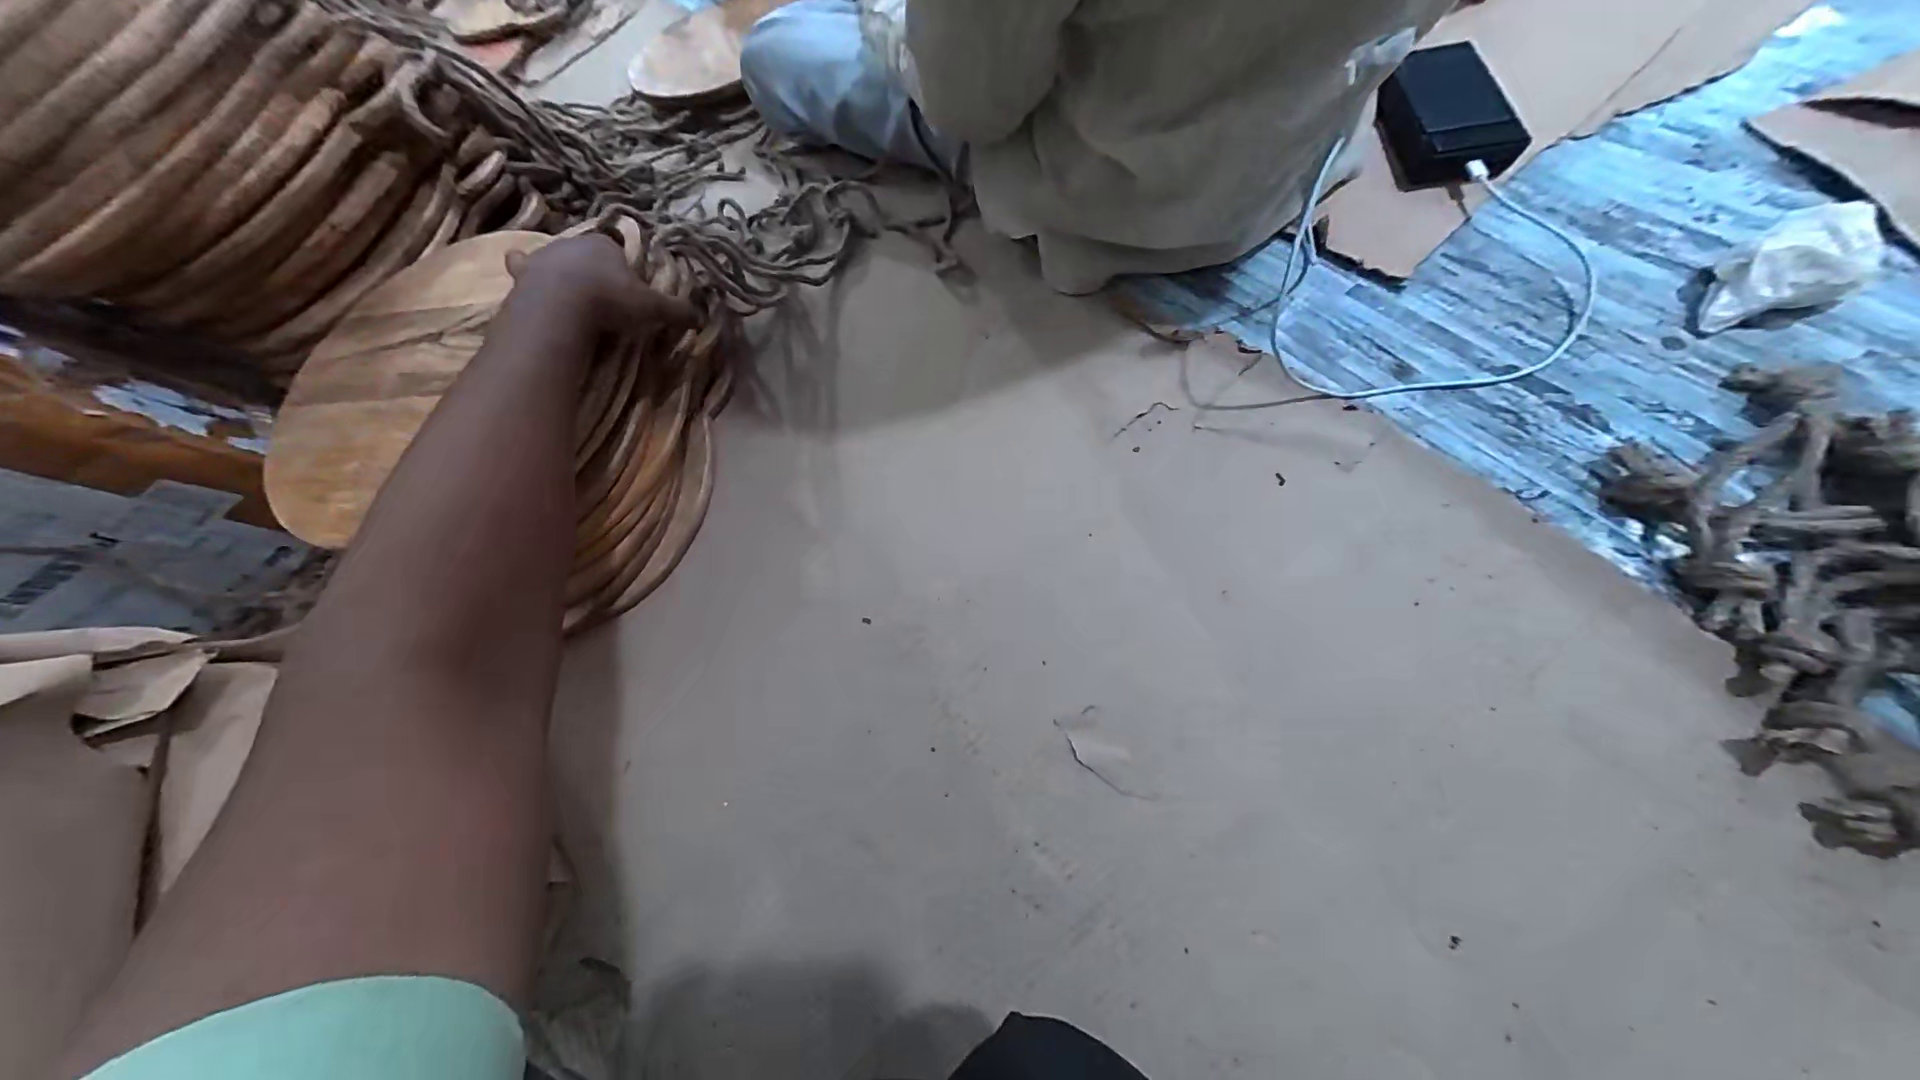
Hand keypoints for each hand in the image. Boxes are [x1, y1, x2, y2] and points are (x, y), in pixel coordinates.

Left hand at [503, 235, 698, 332]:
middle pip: (588, 253)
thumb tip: (702, 316)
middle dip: (595, 268)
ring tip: (572, 291)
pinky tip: (524, 276)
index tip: (630, 287)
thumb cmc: (610, 300)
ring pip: (557, 258)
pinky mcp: (523, 273)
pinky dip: (524, 270)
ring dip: (564, 270)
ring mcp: (545, 256)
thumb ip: (676, 310)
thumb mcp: (653, 308)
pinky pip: (521, 266)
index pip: (619, 250)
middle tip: (605, 293)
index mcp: (607, 245)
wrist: (560, 306)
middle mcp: (574, 243)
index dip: (625, 268)